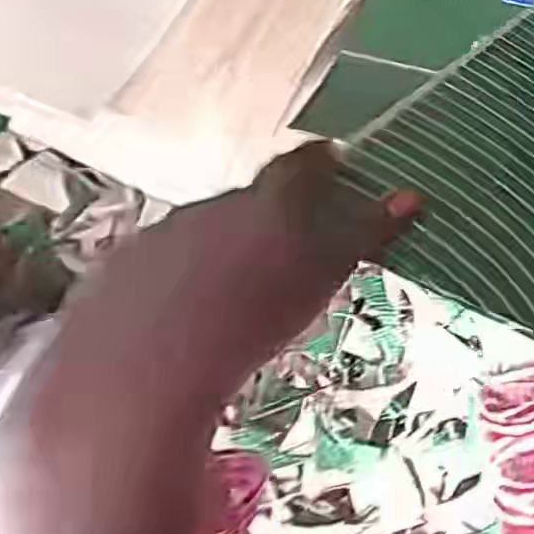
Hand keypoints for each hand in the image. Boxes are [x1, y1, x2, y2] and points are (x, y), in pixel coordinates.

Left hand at [0, 144, 420, 533]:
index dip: (323, 159)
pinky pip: (166, 260)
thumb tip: (415, 198)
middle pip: (256, 197)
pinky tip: (196, 312)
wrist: (135, 374)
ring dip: (232, 244)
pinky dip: (188, 273)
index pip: (302, 162)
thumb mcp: (325, 272)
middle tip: (299, 240)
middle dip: (279, 211)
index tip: (336, 159)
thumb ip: (370, 231)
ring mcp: (160, 237)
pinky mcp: (118, 272)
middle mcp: (211, 206)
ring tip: (247, 285)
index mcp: (266, 201)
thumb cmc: (252, 318)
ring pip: (209, 230)